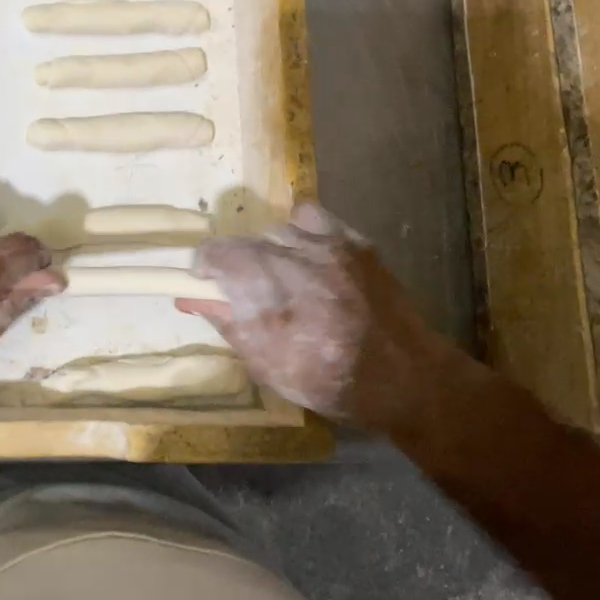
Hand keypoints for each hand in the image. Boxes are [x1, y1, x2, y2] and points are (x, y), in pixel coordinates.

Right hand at [177, 202, 460, 429]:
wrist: (408, 379)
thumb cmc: (332, 382)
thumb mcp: (267, 365)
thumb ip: (228, 322)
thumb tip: (191, 296)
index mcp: (272, 286)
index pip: (215, 252)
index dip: (203, 269)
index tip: (207, 288)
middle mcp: (298, 254)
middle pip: (246, 241)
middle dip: (238, 265)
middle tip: (250, 297)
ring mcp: (330, 242)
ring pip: (277, 229)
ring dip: (270, 251)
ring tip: (285, 281)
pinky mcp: (354, 240)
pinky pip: (311, 218)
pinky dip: (301, 233)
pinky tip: (309, 260)